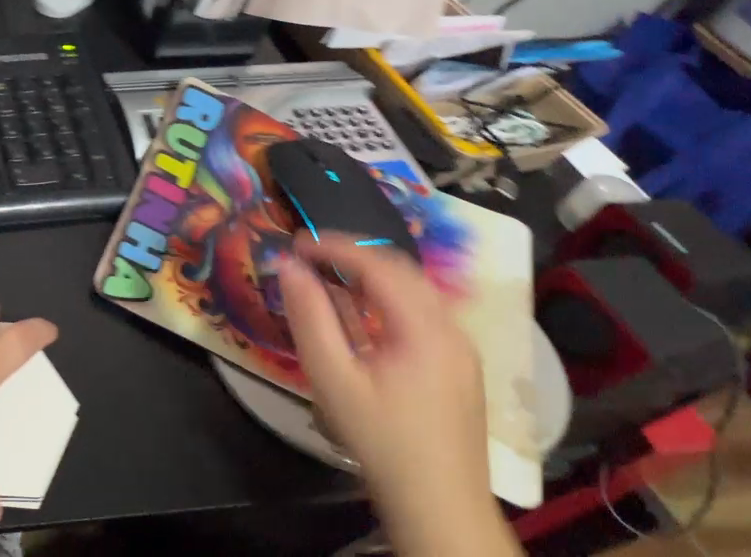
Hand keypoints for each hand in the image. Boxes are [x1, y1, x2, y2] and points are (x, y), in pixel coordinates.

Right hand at [278, 236, 517, 555]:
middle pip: (403, 271)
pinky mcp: (460, 367)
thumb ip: (309, 316)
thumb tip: (288, 266)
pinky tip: (363, 313)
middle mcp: (452, 330)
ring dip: (372, 275)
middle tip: (309, 255)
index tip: (295, 243)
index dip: (334, 247)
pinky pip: (423, 313)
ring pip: (416, 291)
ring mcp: (462, 349)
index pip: (378, 265)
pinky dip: (388, 298)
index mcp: (425, 329)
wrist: (440, 505)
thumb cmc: (380, 439)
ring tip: (329, 276)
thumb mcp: (332, 377)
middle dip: (353, 254)